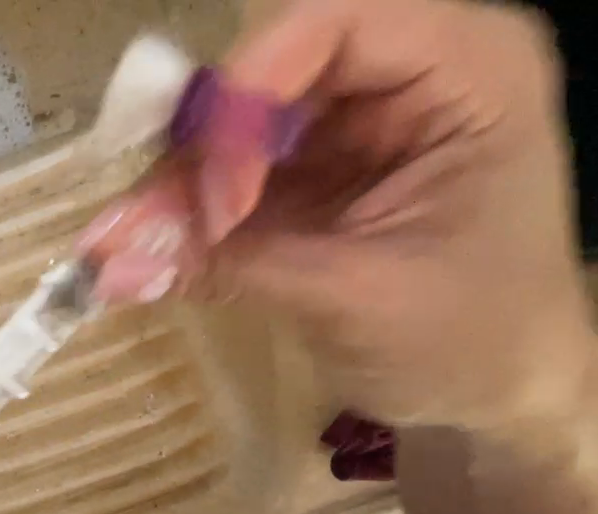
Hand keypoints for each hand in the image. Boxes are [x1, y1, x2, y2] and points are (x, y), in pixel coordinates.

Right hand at [82, 0, 597, 434]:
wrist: (490, 392)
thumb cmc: (466, 341)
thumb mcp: (351, 298)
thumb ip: (231, 266)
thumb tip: (107, 263)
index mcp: (467, 70)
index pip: (334, 26)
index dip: (250, 97)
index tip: (214, 201)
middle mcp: (403, 79)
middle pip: (267, 79)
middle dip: (194, 156)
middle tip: (128, 232)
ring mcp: (351, 130)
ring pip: (235, 134)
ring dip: (173, 195)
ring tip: (112, 253)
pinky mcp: (311, 180)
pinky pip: (229, 183)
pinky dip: (184, 222)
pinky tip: (137, 257)